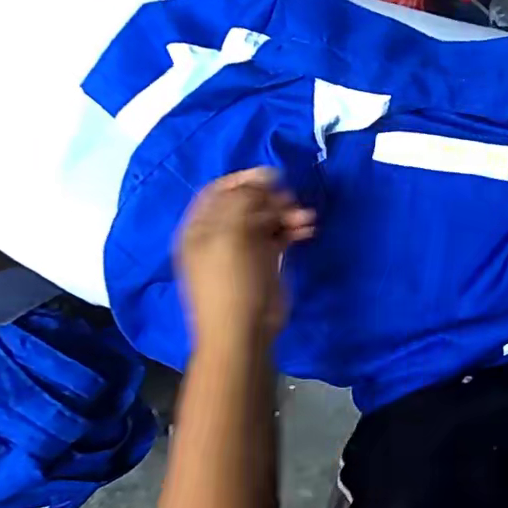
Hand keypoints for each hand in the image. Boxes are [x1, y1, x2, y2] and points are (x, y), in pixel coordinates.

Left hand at [174, 167, 315, 349]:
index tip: (273, 175)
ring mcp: (241, 249)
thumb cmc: (230, 283)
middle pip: (246, 203)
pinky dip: (292, 230)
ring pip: (265, 219)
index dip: (245, 179)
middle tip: (291, 200)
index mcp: (199, 227)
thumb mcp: (230, 235)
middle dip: (270, 198)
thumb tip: (263, 178)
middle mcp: (218, 234)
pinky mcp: (263, 263)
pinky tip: (307, 229)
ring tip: (306, 218)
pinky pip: (278, 237)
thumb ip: (245, 200)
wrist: (243, 333)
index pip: (220, 190)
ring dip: (286, 213)